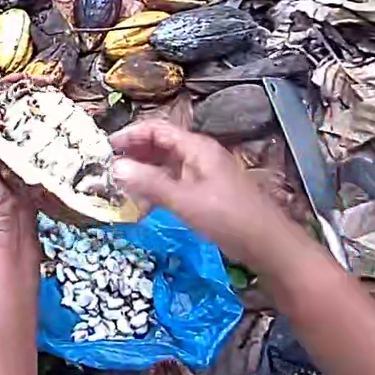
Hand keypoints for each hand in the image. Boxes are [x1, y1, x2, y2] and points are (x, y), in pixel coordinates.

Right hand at [110, 121, 311, 272]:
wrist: (268, 244)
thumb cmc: (227, 217)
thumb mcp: (183, 200)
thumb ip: (149, 183)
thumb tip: (115, 167)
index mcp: (196, 147)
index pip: (156, 129)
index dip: (130, 135)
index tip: (106, 148)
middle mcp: (200, 154)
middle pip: (160, 144)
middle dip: (134, 153)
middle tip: (108, 167)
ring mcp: (205, 172)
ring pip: (167, 163)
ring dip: (144, 170)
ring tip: (120, 184)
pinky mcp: (208, 190)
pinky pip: (175, 180)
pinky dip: (157, 185)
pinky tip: (145, 201)